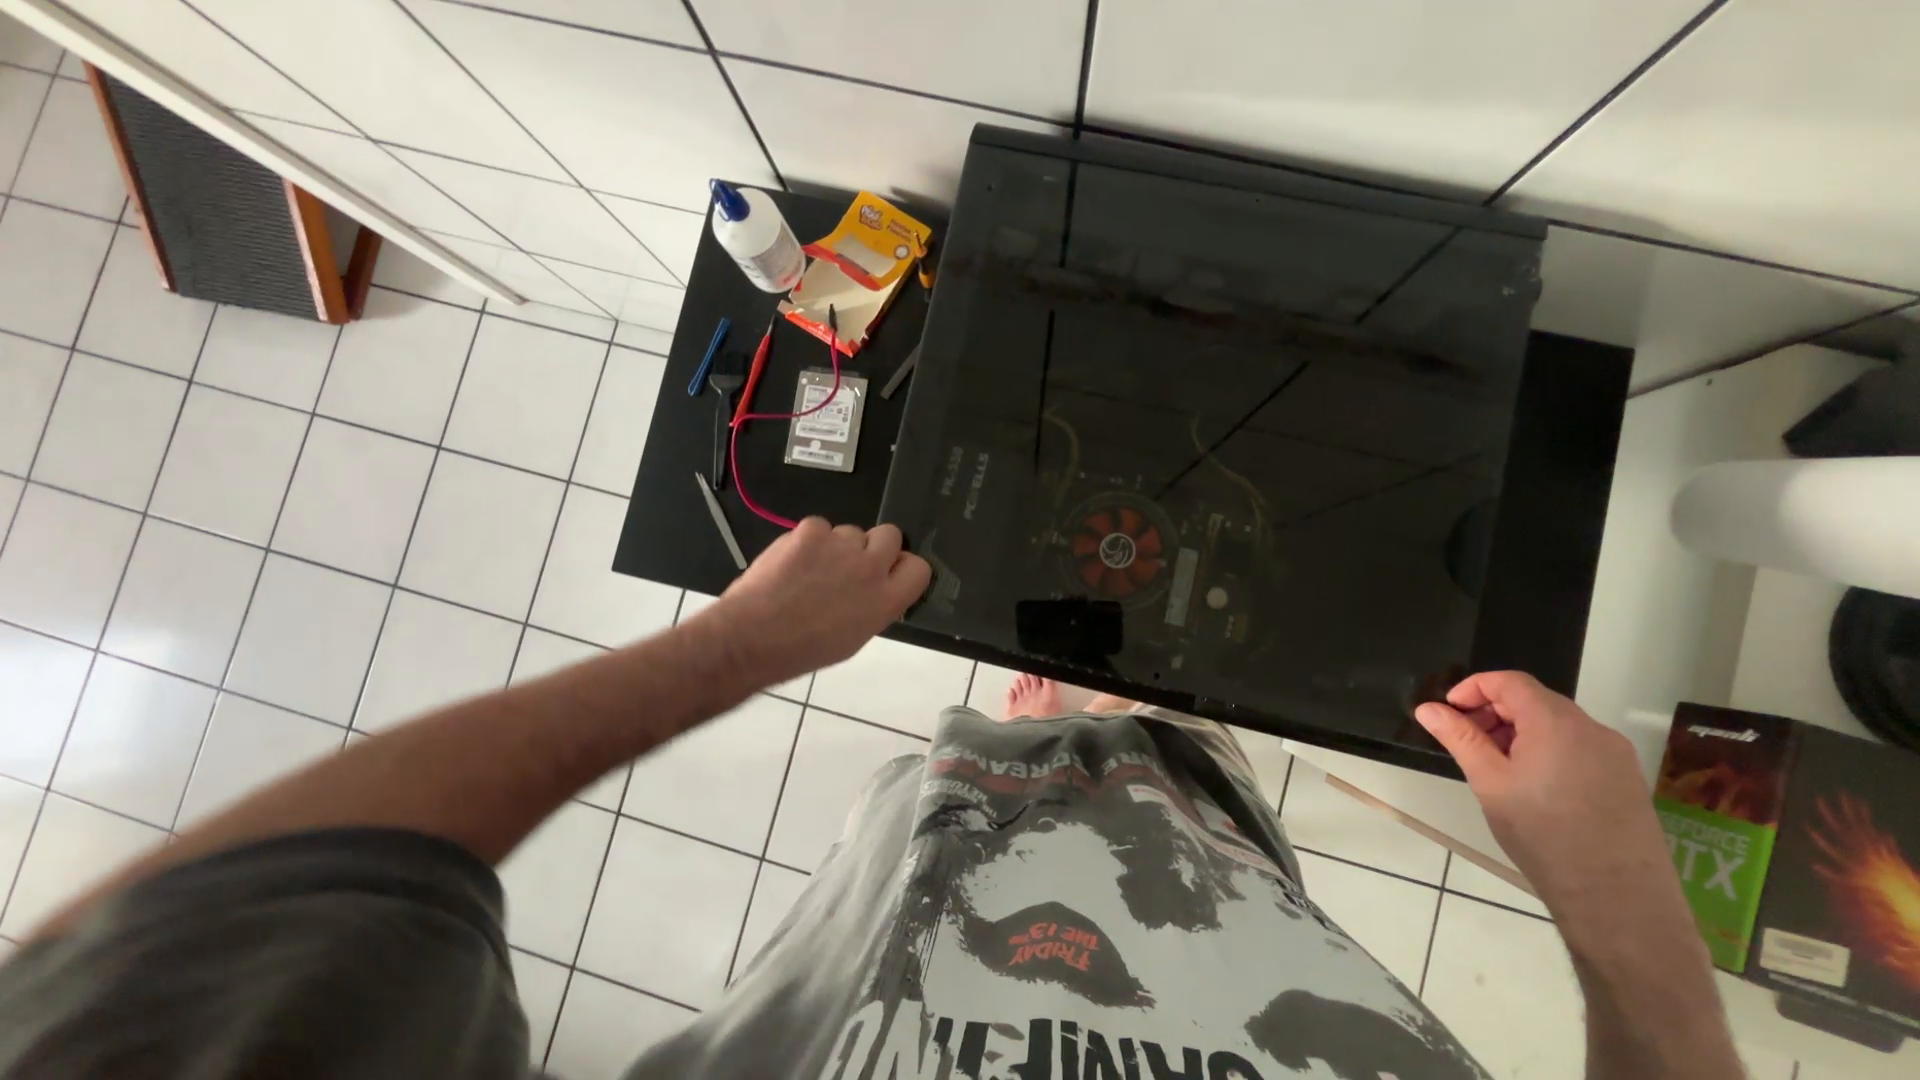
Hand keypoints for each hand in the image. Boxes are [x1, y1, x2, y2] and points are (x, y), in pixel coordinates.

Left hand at [704, 518, 930, 689]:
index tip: (887, 574)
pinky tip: (792, 563)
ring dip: (837, 546)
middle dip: (874, 546)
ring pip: (850, 531)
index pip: (918, 566)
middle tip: (849, 566)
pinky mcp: (811, 531)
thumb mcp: (854, 637)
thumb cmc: (803, 650)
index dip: (902, 567)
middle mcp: (871, 566)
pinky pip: (819, 528)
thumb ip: (874, 605)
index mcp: (887, 600)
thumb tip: (873, 590)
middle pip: (891, 535)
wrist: (753, 637)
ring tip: (810, 570)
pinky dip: (808, 541)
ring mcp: (841, 544)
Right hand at [1413, 672, 1684, 939]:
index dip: (1473, 688)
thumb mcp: (1490, 783)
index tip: (1449, 713)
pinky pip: (1580, 748)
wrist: (1617, 897)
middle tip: (1467, 742)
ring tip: (1497, 768)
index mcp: (1556, 723)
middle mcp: (1592, 729)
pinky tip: (1534, 788)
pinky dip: (1548, 751)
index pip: (1510, 681)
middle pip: (1535, 700)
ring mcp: (1616, 755)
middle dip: (1494, 712)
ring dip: (1520, 733)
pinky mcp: (1627, 780)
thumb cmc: (1542, 834)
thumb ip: (1460, 738)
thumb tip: (1428, 708)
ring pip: (1558, 725)